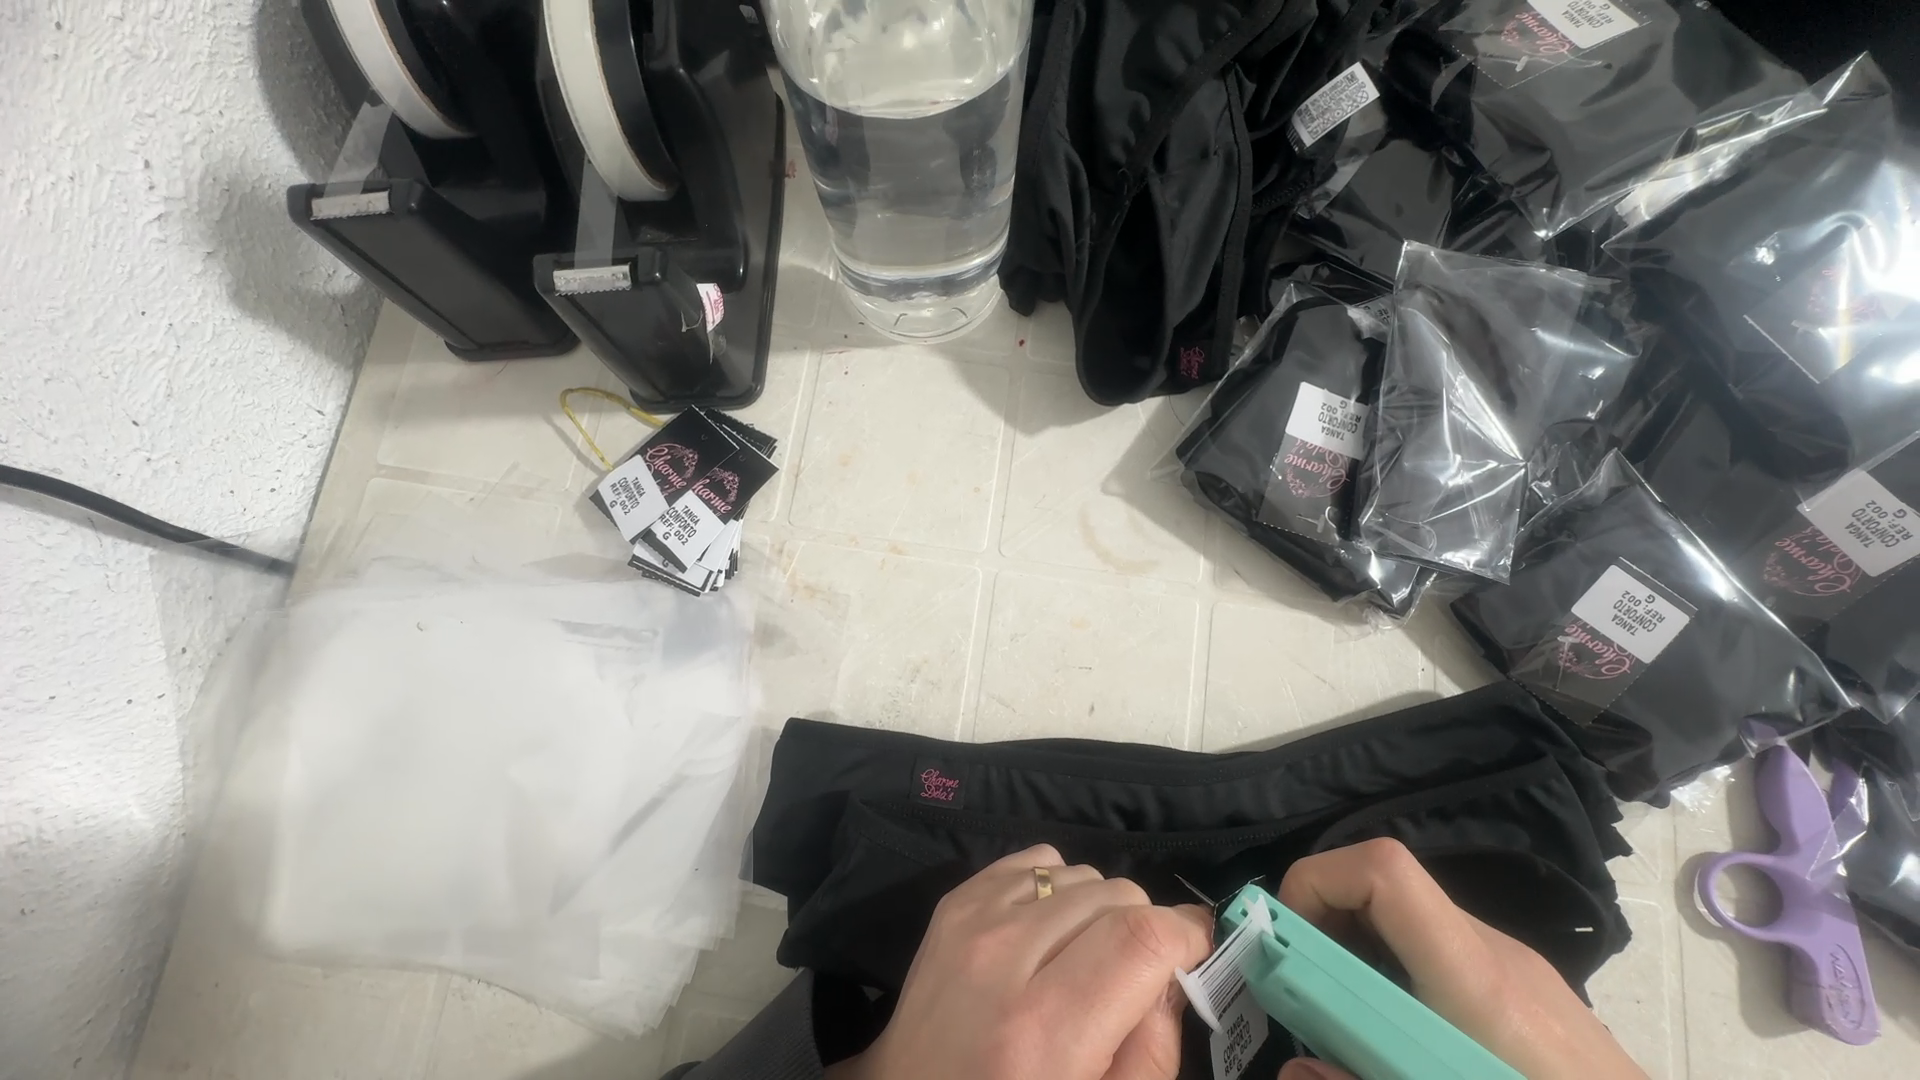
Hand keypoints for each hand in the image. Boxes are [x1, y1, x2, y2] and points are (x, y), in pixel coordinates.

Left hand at [830, 844, 1212, 1079]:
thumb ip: (1152, 1046)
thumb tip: (1172, 971)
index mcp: (1044, 1031)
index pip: (1139, 938)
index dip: (1186, 933)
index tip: (1198, 947)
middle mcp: (1004, 958)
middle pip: (1112, 895)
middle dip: (1143, 926)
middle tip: (1134, 970)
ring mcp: (973, 919)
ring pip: (1078, 872)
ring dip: (1098, 907)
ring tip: (1084, 954)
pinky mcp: (955, 900)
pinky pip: (1034, 860)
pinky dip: (1056, 886)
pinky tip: (1049, 928)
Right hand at [1273, 839, 1645, 1079]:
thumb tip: (1292, 1070)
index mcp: (1478, 982)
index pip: (1384, 871)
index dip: (1316, 881)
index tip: (1286, 939)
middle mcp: (1494, 953)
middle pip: (1381, 887)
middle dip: (1320, 922)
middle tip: (1298, 992)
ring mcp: (1513, 965)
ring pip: (1404, 920)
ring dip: (1353, 951)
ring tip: (1344, 1023)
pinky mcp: (1522, 987)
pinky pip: (1432, 949)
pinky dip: (1390, 972)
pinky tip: (1398, 1038)